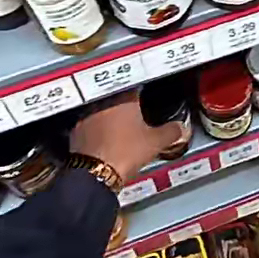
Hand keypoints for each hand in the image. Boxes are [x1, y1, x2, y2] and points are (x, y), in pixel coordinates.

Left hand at [68, 89, 185, 184]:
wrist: (95, 172)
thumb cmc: (125, 152)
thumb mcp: (155, 143)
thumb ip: (171, 132)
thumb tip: (180, 128)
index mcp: (125, 98)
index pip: (135, 85)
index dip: (142, 89)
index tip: (146, 93)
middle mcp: (104, 101)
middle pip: (117, 95)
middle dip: (125, 102)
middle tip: (135, 112)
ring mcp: (88, 114)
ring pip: (101, 108)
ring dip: (110, 114)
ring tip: (120, 127)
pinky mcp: (78, 129)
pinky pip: (90, 123)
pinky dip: (97, 128)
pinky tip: (105, 138)